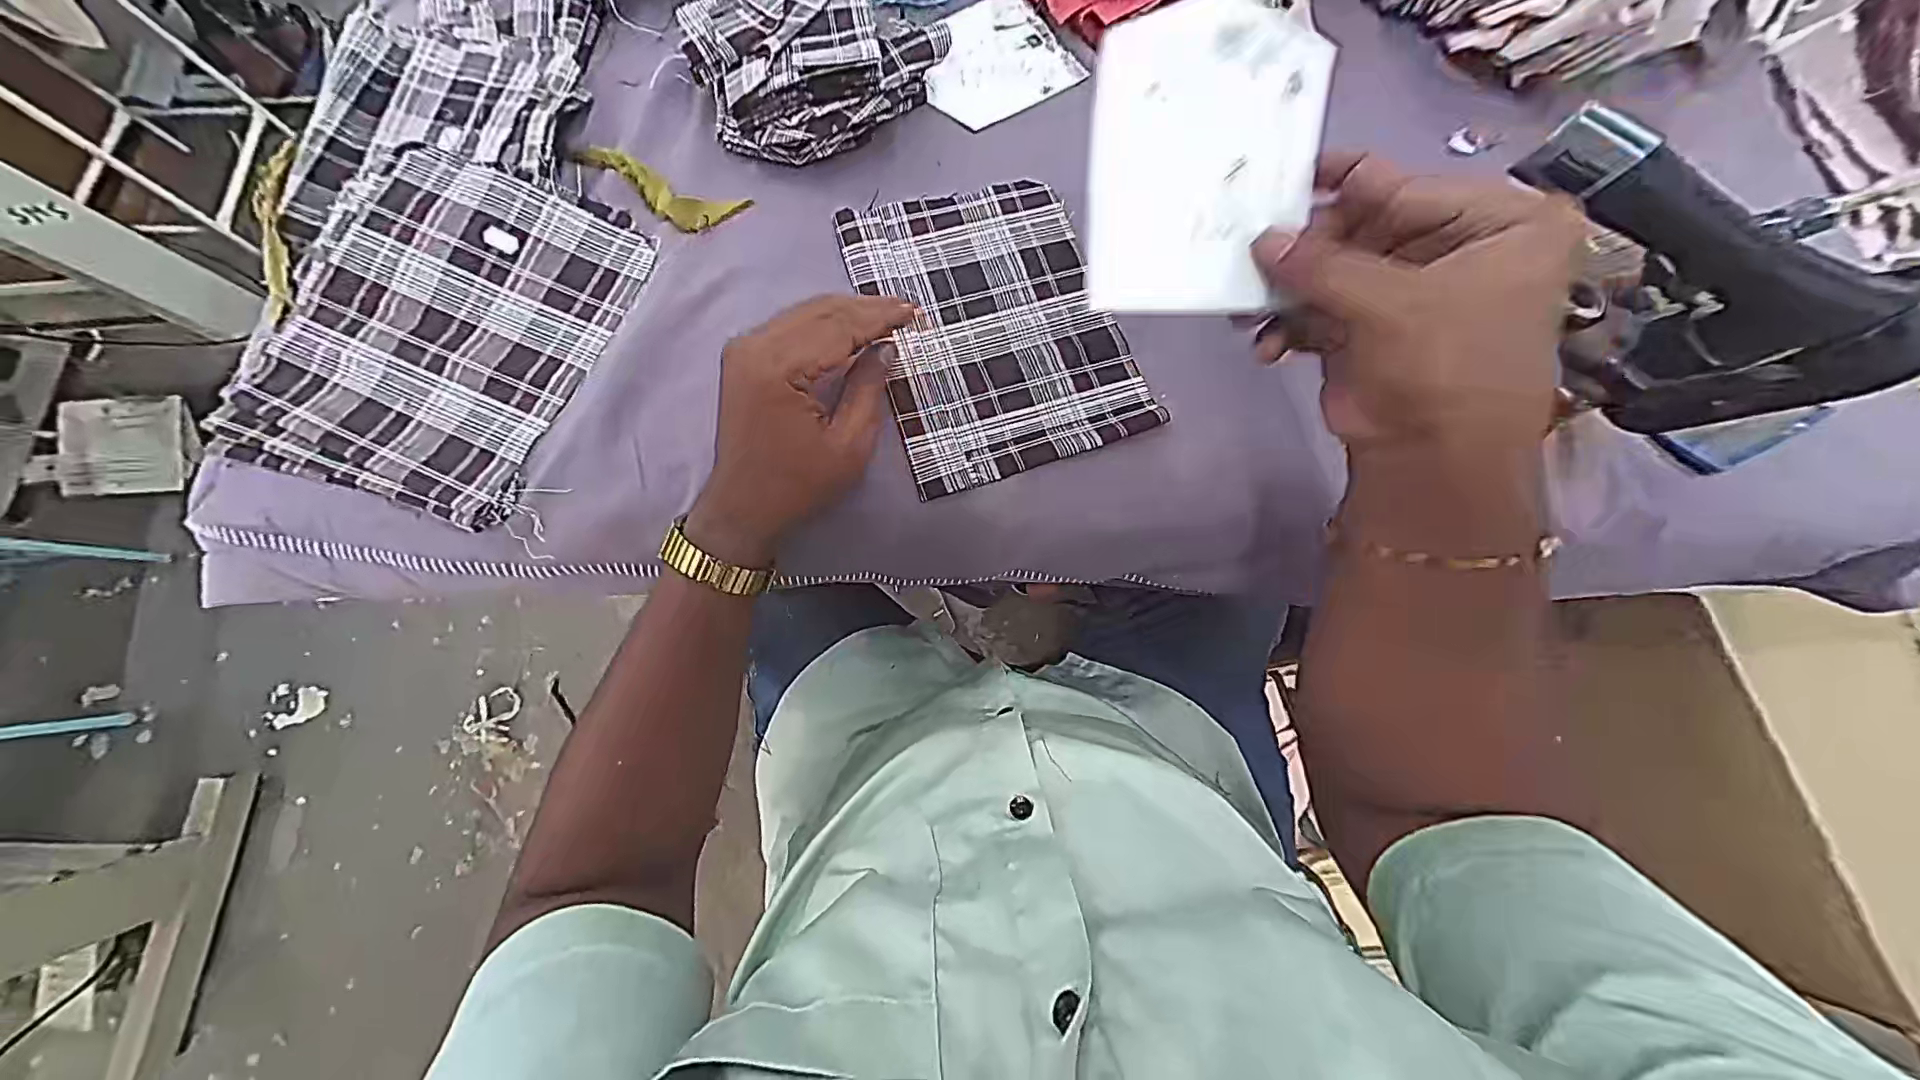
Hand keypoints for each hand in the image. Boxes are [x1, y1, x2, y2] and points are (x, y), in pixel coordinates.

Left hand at [684, 295, 914, 566]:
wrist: (744, 506)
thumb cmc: (798, 485)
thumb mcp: (849, 445)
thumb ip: (868, 389)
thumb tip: (884, 348)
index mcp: (778, 368)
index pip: (838, 327)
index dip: (879, 317)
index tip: (912, 311)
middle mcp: (754, 347)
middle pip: (820, 311)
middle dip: (865, 308)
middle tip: (905, 309)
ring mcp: (744, 349)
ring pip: (805, 313)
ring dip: (846, 313)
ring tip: (885, 316)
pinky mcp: (744, 358)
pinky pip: (791, 327)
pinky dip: (824, 325)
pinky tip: (850, 330)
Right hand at [1250, 152, 1587, 455]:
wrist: (1433, 459)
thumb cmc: (1443, 367)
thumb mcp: (1389, 303)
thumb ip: (1323, 264)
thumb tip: (1263, 239)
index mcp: (1494, 223)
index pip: (1404, 186)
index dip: (1342, 184)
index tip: (1286, 179)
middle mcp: (1452, 252)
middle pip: (1360, 231)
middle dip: (1305, 253)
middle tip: (1258, 262)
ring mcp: (1406, 296)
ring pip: (1332, 275)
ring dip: (1289, 293)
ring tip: (1251, 311)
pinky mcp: (1368, 334)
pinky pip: (1319, 314)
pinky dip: (1290, 327)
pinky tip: (1270, 345)